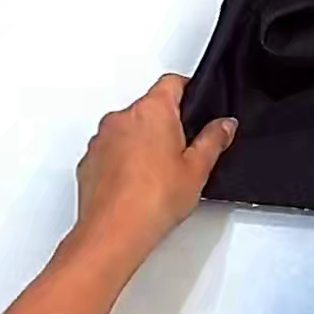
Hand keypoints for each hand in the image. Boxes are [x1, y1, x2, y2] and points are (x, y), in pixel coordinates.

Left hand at [67, 74, 236, 268]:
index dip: (188, 88)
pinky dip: (127, 158)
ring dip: (146, 140)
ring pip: (130, 128)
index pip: (171, 82)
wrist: (114, 231)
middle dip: (169, 121)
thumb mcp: (199, 167)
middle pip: (150, 106)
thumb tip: (224, 125)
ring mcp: (101, 139)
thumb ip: (214, 139)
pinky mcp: (89, 160)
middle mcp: (121, 119)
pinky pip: (112, 148)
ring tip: (165, 170)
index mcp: (152, 112)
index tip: (197, 99)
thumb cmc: (153, 199)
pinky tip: (143, 182)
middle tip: (187, 147)